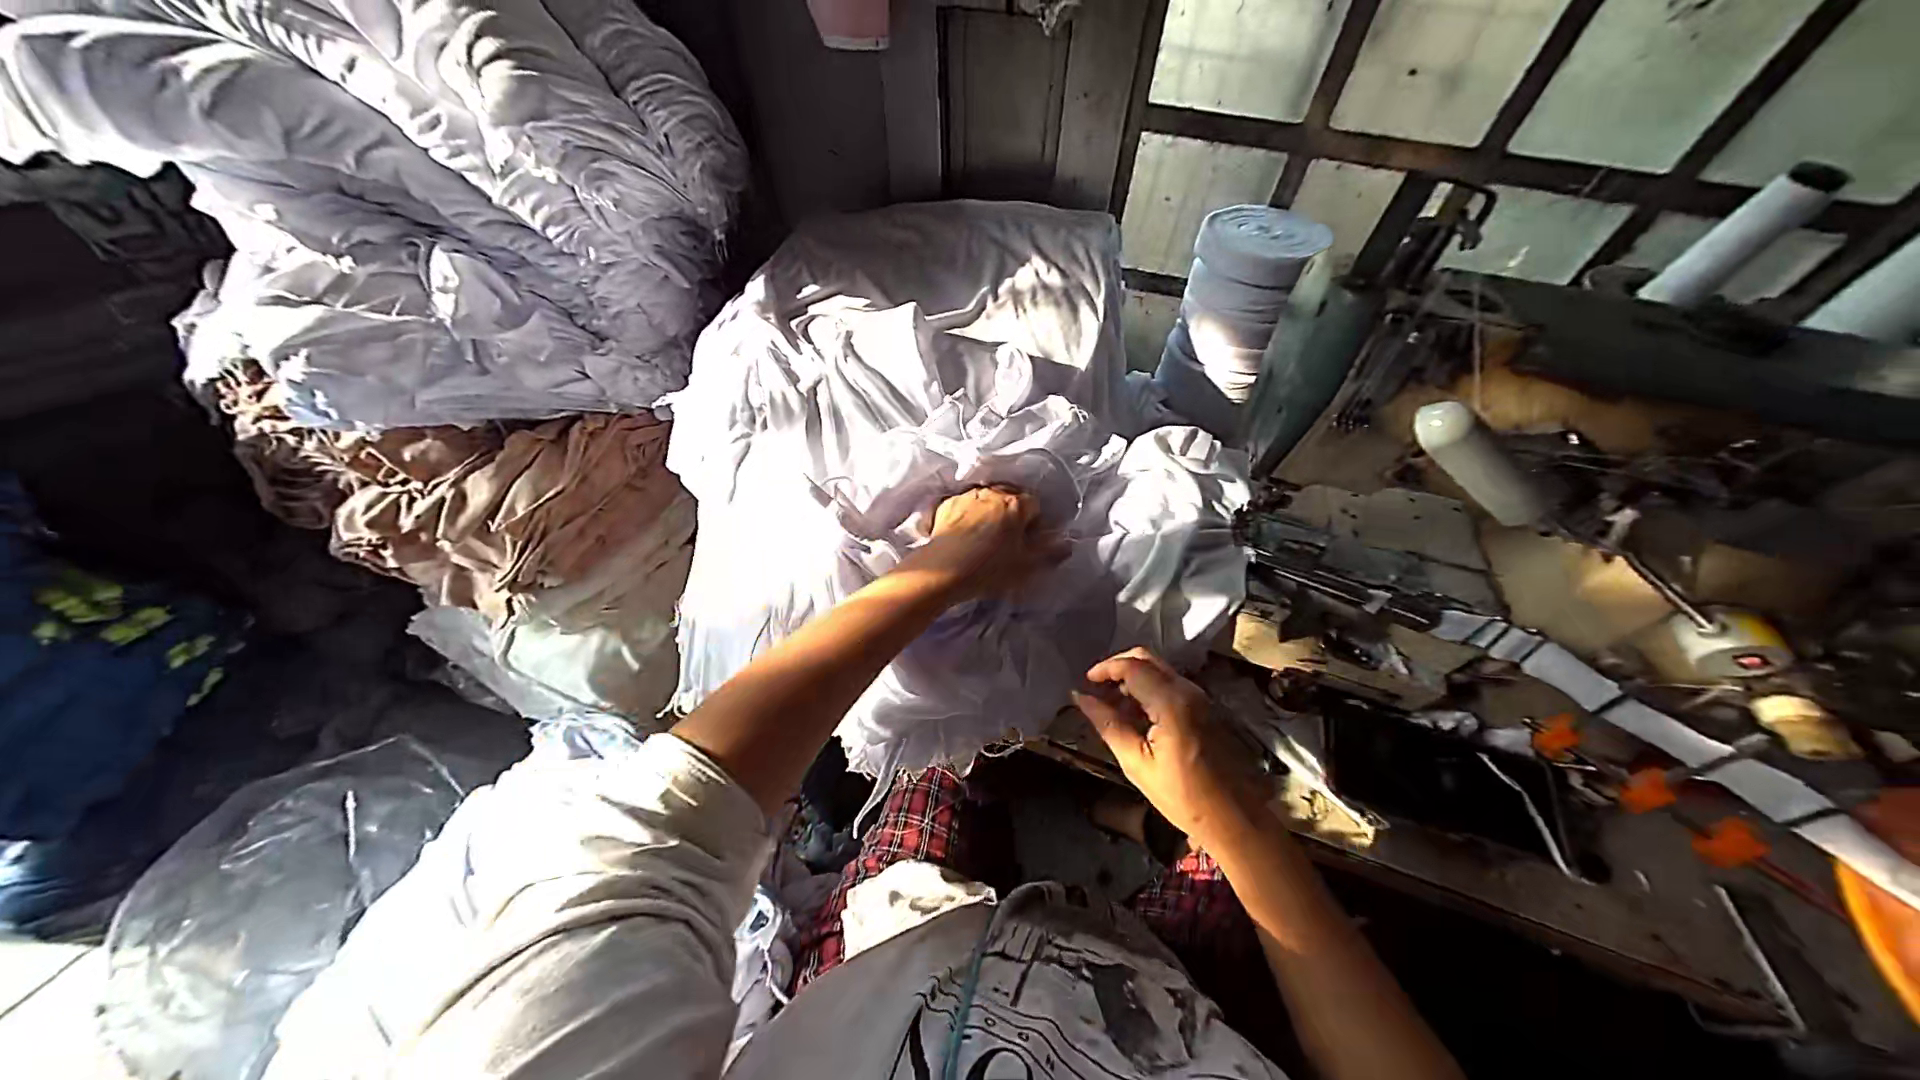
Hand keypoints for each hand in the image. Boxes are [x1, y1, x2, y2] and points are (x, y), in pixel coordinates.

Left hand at [900, 485, 1068, 600]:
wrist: (943, 570)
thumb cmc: (989, 568)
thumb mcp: (1026, 565)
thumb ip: (1050, 551)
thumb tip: (1067, 543)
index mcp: (1016, 504)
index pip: (1035, 505)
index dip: (1034, 523)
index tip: (1027, 541)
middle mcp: (992, 492)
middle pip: (1010, 497)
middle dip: (1012, 514)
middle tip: (1007, 540)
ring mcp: (967, 496)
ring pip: (986, 499)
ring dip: (989, 512)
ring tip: (984, 537)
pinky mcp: (946, 504)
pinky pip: (964, 504)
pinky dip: (967, 515)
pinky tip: (964, 535)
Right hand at [1070, 648, 1260, 843]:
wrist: (1235, 818)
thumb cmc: (1183, 796)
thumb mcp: (1136, 763)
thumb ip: (1107, 724)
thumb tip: (1081, 698)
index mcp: (1171, 702)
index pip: (1132, 667)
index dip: (1104, 669)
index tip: (1085, 682)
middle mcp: (1188, 691)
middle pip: (1147, 660)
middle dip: (1118, 667)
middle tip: (1096, 688)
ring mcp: (1200, 698)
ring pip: (1159, 671)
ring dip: (1133, 679)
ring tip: (1110, 704)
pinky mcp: (1206, 709)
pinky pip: (1171, 685)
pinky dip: (1148, 690)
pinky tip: (1134, 715)